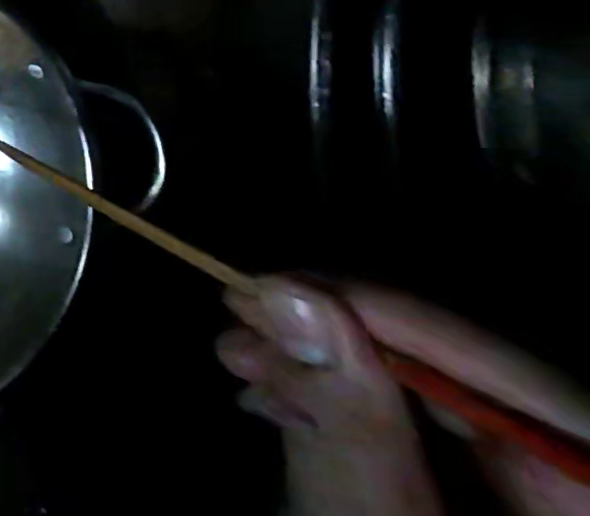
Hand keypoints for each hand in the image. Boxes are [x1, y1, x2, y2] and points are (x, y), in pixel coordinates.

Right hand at [218, 276, 589, 515]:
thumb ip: (344, 416)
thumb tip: (285, 291)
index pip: (541, 394)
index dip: (406, 323)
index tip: (282, 285)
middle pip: (477, 389)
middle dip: (342, 343)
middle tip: (237, 323)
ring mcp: (542, 508)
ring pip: (434, 401)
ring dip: (325, 368)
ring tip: (239, 363)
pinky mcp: (485, 502)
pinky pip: (416, 429)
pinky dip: (336, 403)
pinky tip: (274, 398)